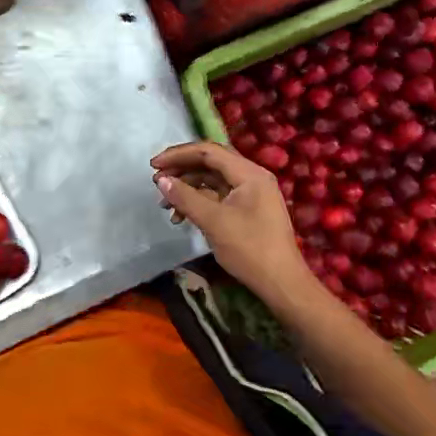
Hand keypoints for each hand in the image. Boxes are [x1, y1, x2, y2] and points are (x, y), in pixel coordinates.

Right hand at [151, 142, 312, 297]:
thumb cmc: (250, 249)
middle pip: (210, 164)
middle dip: (182, 171)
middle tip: (156, 183)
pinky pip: (218, 197)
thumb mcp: (214, 222)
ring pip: (212, 182)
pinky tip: (182, 217)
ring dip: (188, 189)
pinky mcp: (247, 210)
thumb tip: (161, 181)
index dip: (179, 155)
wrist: (281, 283)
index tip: (153, 165)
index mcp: (249, 173)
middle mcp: (251, 177)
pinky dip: (199, 203)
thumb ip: (186, 197)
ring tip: (165, 206)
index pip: (209, 152)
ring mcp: (251, 194)